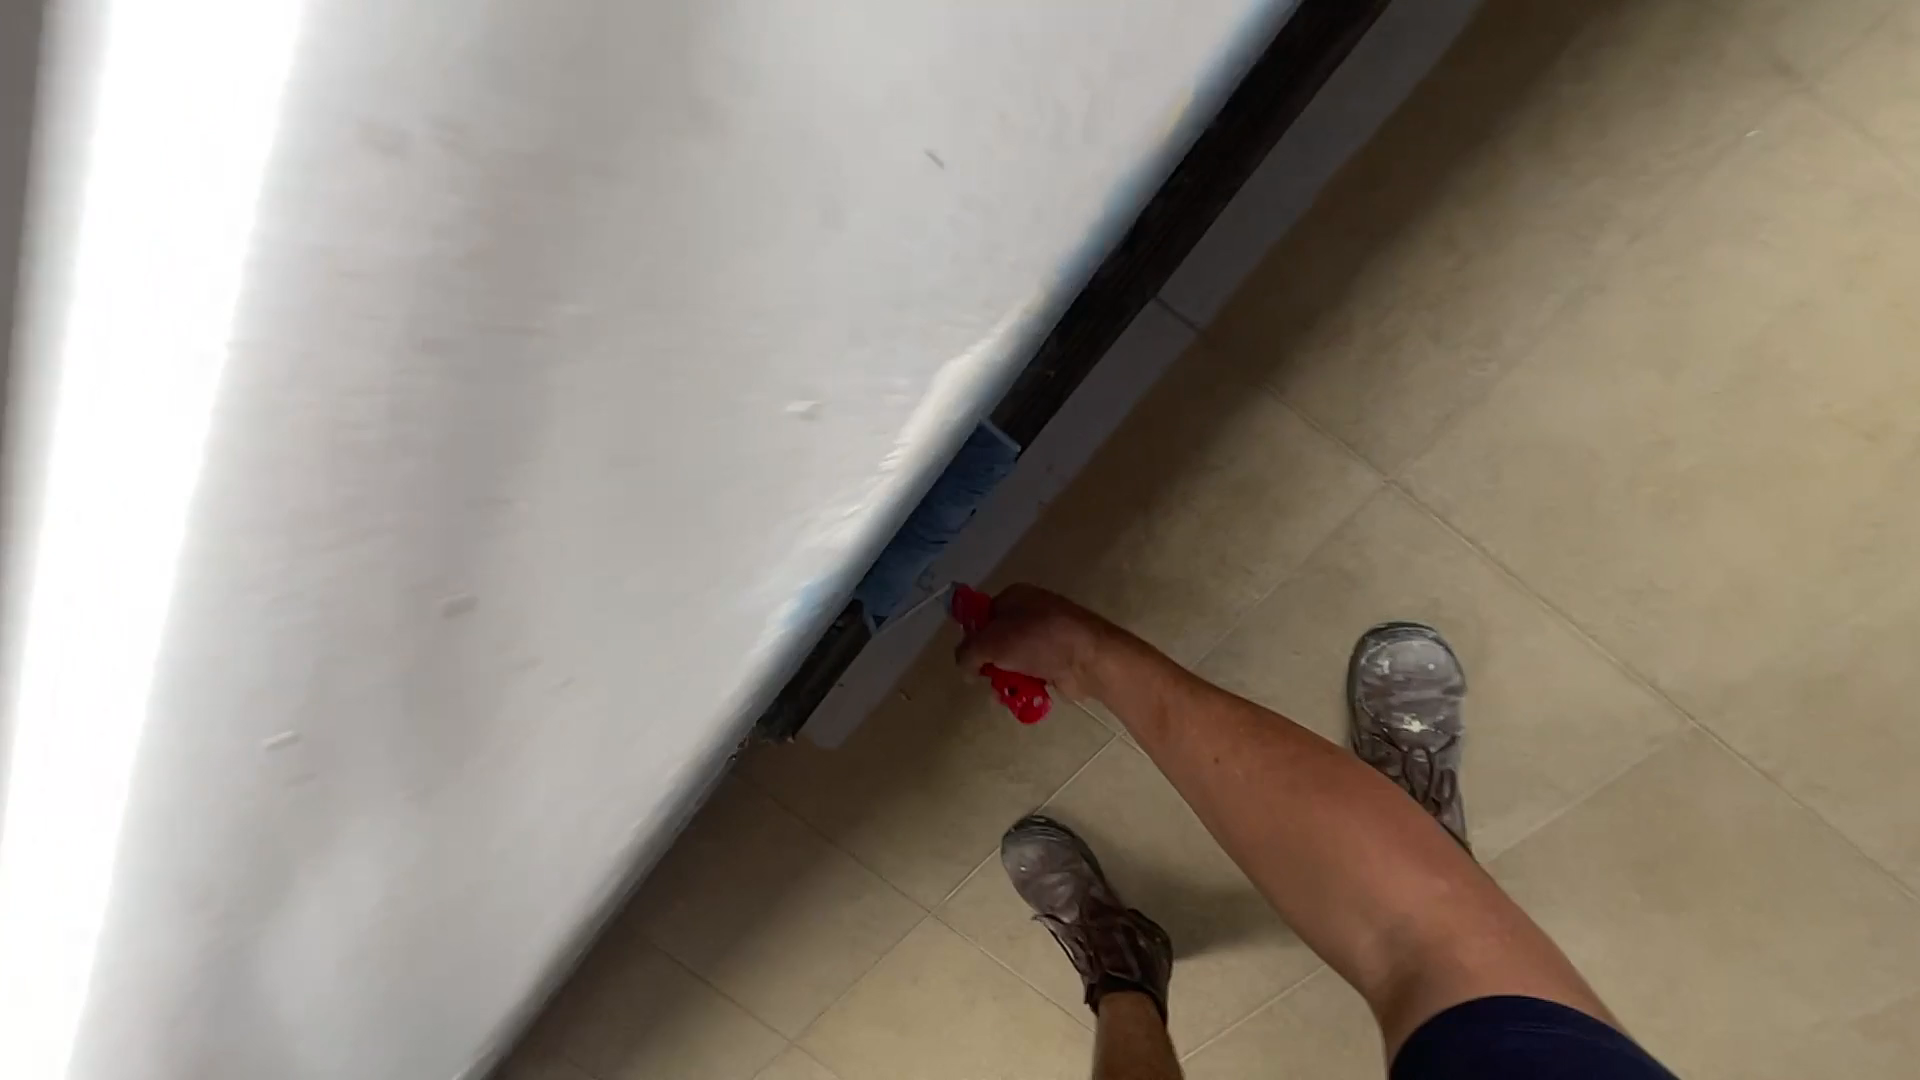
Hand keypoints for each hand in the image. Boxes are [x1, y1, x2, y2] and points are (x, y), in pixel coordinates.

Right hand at [954, 584, 1114, 701]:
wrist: (1088, 658)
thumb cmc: (1037, 640)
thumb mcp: (990, 642)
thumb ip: (967, 652)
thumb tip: (964, 667)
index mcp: (1014, 596)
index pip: (982, 614)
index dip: (973, 636)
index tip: (970, 657)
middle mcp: (1030, 612)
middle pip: (996, 640)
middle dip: (989, 662)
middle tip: (988, 677)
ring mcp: (1045, 637)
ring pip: (1012, 660)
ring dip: (1005, 678)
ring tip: (1005, 692)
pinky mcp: (1056, 659)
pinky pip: (1030, 673)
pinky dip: (1024, 685)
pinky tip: (1023, 695)